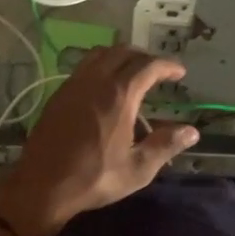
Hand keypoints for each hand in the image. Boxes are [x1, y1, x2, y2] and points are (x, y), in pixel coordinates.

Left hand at [0, 46, 198, 235]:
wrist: (43, 183)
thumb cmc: (94, 177)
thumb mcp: (138, 168)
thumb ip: (165, 145)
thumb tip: (191, 131)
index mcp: (119, 95)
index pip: (147, 66)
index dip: (167, 66)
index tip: (180, 73)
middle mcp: (96, 80)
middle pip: (123, 52)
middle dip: (145, 57)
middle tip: (159, 72)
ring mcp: (74, 83)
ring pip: (100, 54)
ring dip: (120, 56)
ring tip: (133, 72)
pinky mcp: (59, 92)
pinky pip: (84, 65)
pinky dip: (101, 64)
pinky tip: (106, 86)